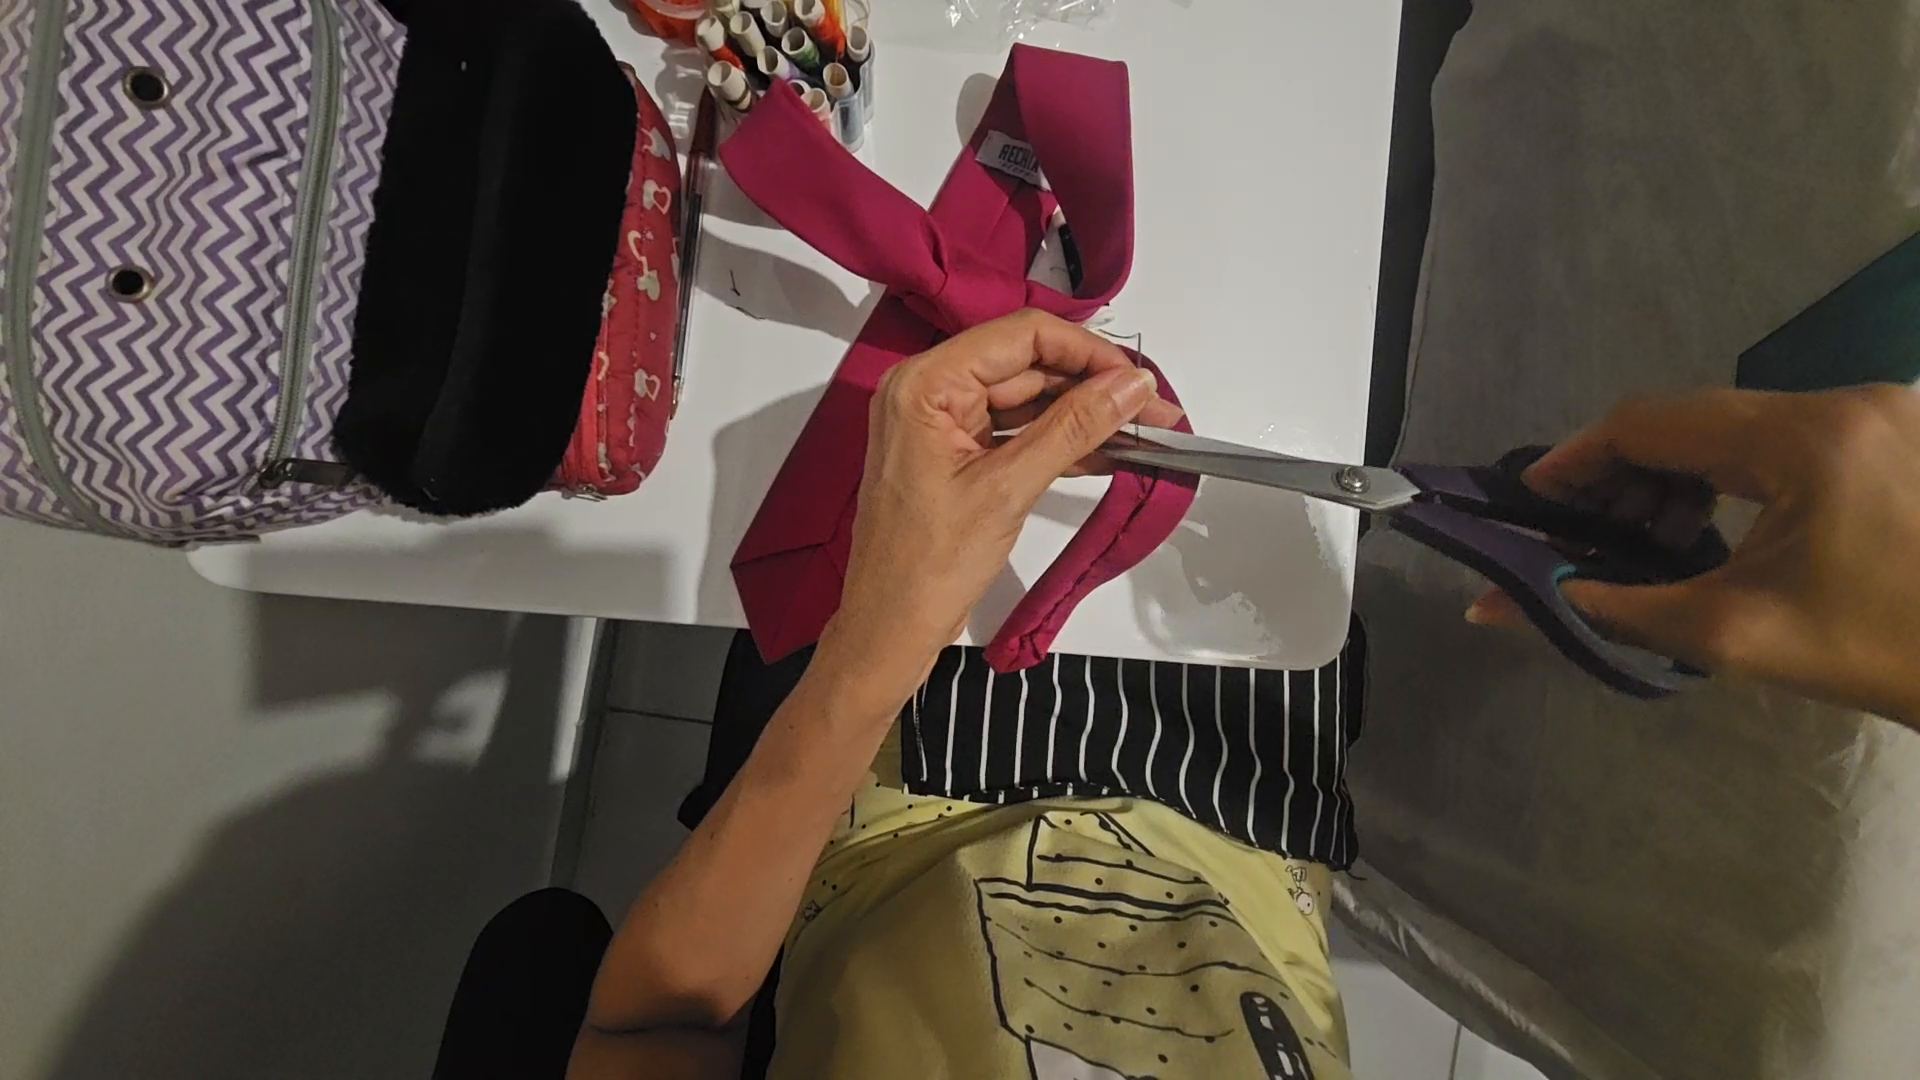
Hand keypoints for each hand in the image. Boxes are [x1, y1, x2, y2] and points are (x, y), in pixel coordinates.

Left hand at [815, 310, 1182, 702]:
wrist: (891, 628)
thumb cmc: (929, 566)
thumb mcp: (1008, 489)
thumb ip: (1073, 428)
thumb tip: (1133, 386)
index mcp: (925, 385)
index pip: (1021, 336)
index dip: (1088, 352)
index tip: (1138, 380)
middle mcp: (929, 392)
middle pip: (1026, 366)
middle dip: (1092, 387)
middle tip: (1154, 411)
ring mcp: (942, 425)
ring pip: (1026, 402)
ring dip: (1082, 417)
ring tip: (1142, 433)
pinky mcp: (956, 456)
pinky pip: (1016, 434)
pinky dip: (1059, 443)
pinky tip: (1109, 453)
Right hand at [1466, 385, 1919, 724]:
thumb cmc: (1890, 650)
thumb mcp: (1725, 633)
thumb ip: (1597, 608)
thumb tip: (1485, 608)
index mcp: (1806, 438)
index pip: (1644, 421)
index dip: (1571, 460)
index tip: (1530, 504)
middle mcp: (1847, 402)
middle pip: (1682, 418)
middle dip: (1614, 473)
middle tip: (1581, 532)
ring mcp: (1882, 412)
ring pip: (1725, 426)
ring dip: (1663, 475)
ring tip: (1645, 536)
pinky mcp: (1899, 432)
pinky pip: (1773, 437)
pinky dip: (1718, 475)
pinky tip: (1710, 524)